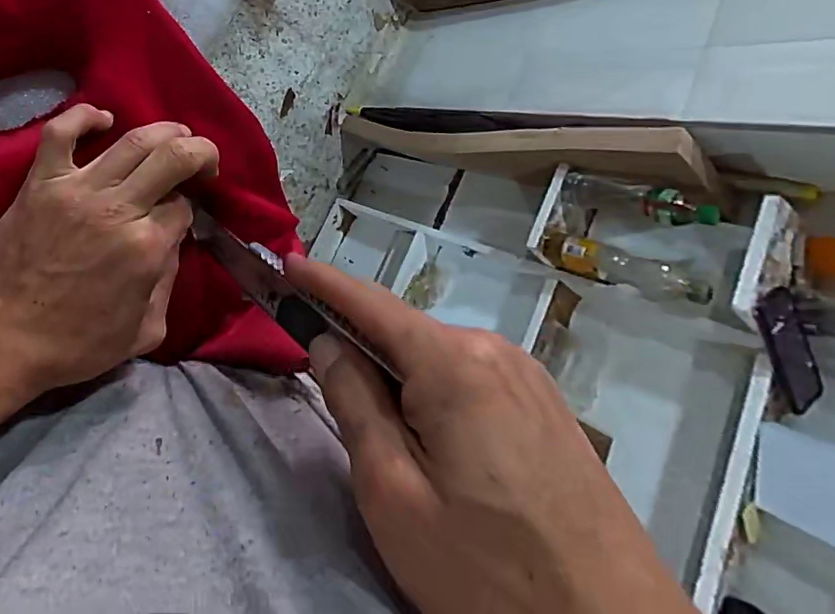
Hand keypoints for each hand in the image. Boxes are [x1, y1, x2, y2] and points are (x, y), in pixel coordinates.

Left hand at [0, 104, 218, 397]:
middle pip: (173, 157)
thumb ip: (170, 279)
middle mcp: (118, 211)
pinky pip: (60, 134)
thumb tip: (174, 236)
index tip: (180, 214)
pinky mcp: (42, 184)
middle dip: (199, 152)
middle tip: (201, 160)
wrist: (11, 340)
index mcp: (147, 248)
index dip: (188, 205)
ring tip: (173, 135)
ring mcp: (77, 191)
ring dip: (165, 131)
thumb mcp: (148, 328)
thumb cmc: (81, 342)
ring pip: (133, 140)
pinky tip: (104, 118)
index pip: (184, 204)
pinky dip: (84, 116)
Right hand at [287, 258, 692, 613]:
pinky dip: (438, 393)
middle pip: (406, 334)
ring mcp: (528, 376)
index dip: (324, 281)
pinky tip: (442, 450)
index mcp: (454, 363)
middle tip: (332, 390)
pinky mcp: (546, 406)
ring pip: (439, 359)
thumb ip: (355, 406)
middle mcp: (494, 350)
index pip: (371, 304)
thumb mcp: (395, 496)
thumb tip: (329, 345)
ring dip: (403, 379)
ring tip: (394, 445)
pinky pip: (473, 380)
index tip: (287, 261)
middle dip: (364, 350)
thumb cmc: (489, 572)